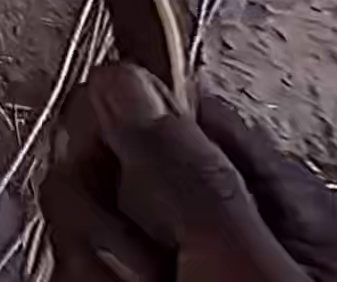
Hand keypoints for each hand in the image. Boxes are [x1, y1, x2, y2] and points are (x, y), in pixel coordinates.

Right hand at [43, 64, 336, 281]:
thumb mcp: (250, 276)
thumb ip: (188, 173)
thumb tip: (123, 74)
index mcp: (267, 195)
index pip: (163, 101)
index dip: (118, 116)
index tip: (104, 155)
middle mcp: (210, 209)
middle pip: (100, 146)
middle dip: (97, 200)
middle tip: (140, 259)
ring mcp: (163, 244)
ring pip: (74, 196)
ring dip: (90, 249)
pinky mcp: (122, 269)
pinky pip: (70, 243)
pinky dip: (84, 273)